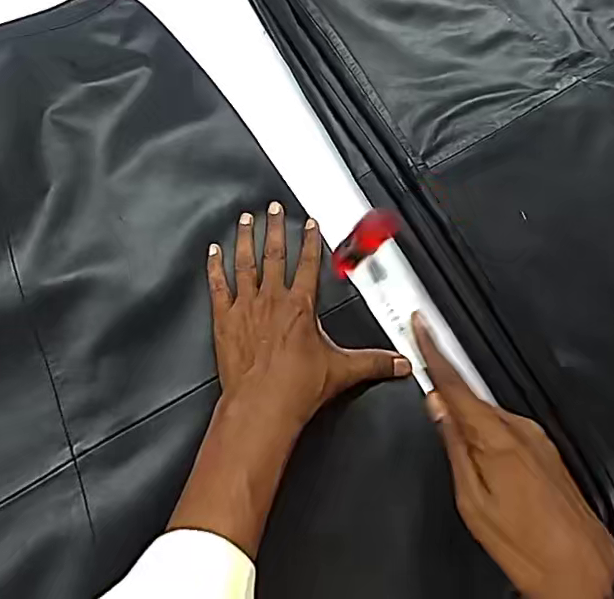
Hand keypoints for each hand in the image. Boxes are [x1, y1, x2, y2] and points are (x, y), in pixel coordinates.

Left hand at [167, 203, 408, 557]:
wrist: (262, 406)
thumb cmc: (297, 388)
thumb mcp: (342, 371)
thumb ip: (374, 362)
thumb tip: (400, 363)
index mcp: (300, 306)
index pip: (308, 264)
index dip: (310, 241)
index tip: (310, 223)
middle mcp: (272, 299)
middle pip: (275, 255)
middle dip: (275, 228)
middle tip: (273, 208)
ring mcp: (247, 306)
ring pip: (245, 263)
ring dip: (245, 239)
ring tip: (245, 219)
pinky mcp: (225, 318)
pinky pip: (219, 285)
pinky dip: (215, 267)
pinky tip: (213, 252)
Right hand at [415, 313, 613, 598]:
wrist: (588, 578)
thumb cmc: (531, 550)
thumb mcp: (473, 502)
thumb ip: (453, 447)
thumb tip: (437, 408)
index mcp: (496, 438)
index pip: (454, 383)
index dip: (433, 350)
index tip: (420, 325)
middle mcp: (520, 429)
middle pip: (470, 398)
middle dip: (448, 400)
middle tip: (434, 417)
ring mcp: (537, 438)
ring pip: (488, 416)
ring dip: (471, 425)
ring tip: (473, 472)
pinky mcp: (547, 450)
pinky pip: (507, 429)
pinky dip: (490, 437)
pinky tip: (492, 472)